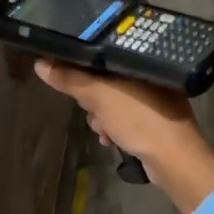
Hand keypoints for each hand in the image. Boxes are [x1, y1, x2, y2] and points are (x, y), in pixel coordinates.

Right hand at [34, 60, 203, 164]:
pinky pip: (126, 119)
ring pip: (114, 103)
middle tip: (95, 113)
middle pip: (106, 81)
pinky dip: (116, 129)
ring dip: (103, 119)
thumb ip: (70, 80)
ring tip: (106, 132)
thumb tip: (41, 64)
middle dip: (94, 102)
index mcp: (138, 60)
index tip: (73, 84)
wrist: (172, 157)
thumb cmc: (138, 118)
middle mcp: (148, 75)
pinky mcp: (156, 120)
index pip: (102, 56)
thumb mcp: (99, 97)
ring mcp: (155, 98)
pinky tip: (113, 141)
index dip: (83, 70)